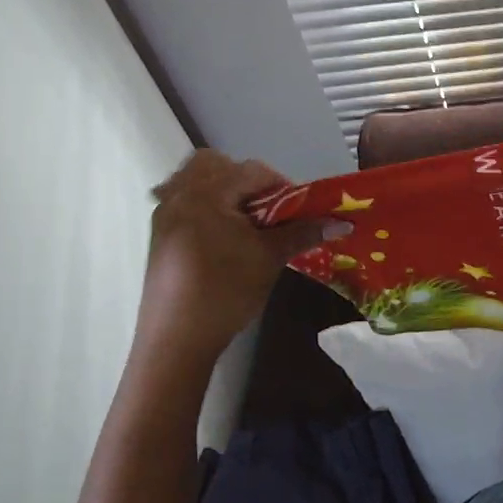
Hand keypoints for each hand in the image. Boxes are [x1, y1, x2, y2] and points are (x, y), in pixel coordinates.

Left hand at [134, 150, 348, 367]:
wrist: (177, 338)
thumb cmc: (227, 291)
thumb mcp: (270, 258)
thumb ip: (303, 233)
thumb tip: (342, 222)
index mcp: (207, 194)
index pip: (253, 171)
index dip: (282, 186)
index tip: (298, 211)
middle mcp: (180, 195)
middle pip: (214, 163)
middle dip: (245, 179)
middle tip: (266, 208)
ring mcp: (164, 215)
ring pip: (193, 180)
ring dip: (222, 189)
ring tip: (243, 219)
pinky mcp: (160, 235)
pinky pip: (181, 201)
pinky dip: (203, 205)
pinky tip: (220, 234)